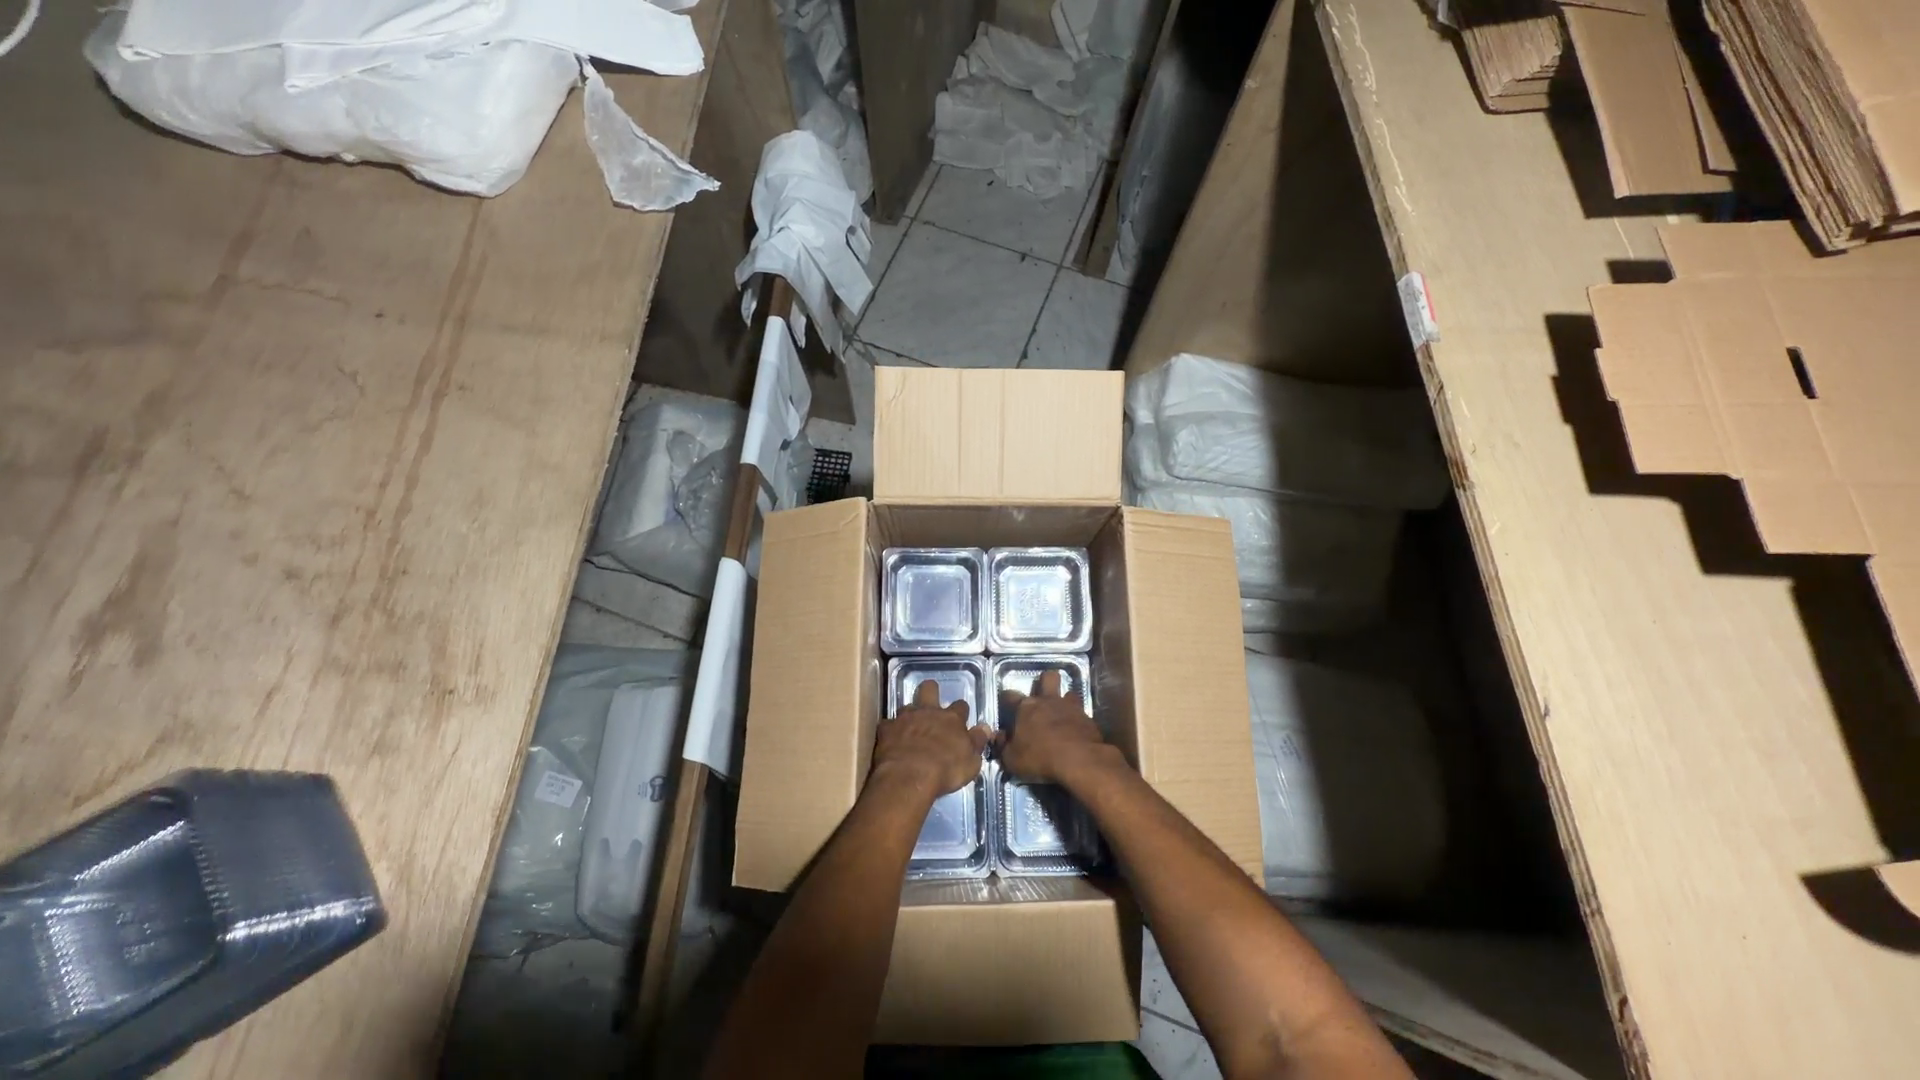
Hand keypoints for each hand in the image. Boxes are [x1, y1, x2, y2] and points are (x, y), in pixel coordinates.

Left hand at [871, 679, 994, 800]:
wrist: (909, 777)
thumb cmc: (945, 771)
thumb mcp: (971, 761)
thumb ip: (977, 742)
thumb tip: (985, 728)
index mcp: (951, 719)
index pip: (961, 706)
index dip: (961, 711)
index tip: (961, 718)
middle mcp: (928, 712)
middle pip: (929, 689)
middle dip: (931, 691)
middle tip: (931, 703)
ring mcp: (904, 718)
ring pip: (906, 706)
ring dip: (909, 714)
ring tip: (910, 727)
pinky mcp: (886, 729)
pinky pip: (887, 725)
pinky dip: (890, 731)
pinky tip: (891, 740)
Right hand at [1000, 669, 1115, 785]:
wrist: (1079, 759)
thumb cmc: (1040, 758)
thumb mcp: (1012, 759)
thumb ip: (1003, 745)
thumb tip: (999, 736)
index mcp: (1026, 708)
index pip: (1010, 695)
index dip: (1007, 699)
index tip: (1006, 705)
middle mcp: (1048, 701)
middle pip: (1048, 677)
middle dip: (1045, 682)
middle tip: (1042, 695)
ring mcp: (1070, 707)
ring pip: (1069, 692)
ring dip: (1065, 700)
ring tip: (1062, 713)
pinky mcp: (1087, 718)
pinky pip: (1081, 713)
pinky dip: (1077, 719)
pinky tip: (1076, 730)